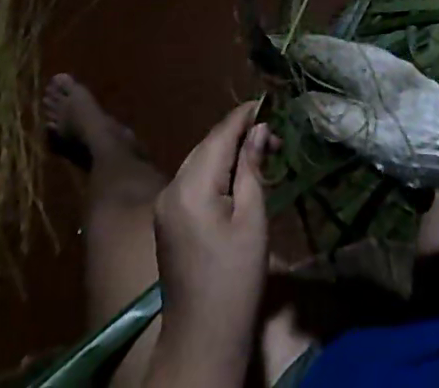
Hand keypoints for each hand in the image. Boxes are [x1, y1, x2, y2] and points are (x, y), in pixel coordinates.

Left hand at [151, 101, 272, 375]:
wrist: (202, 336)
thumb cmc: (236, 278)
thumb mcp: (253, 219)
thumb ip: (252, 169)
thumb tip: (259, 130)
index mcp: (191, 187)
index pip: (219, 136)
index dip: (243, 116)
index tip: (268, 102)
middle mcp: (171, 188)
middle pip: (206, 146)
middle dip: (238, 135)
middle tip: (274, 136)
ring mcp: (165, 205)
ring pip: (199, 162)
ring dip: (227, 152)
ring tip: (261, 152)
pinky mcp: (166, 219)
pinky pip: (192, 180)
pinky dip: (215, 171)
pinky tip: (237, 176)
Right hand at [290, 35, 438, 190]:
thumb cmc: (411, 136)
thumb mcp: (365, 131)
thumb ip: (330, 115)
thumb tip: (299, 102)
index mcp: (362, 63)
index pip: (317, 48)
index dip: (292, 55)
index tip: (268, 65)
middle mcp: (370, 60)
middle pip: (327, 55)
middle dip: (302, 66)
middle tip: (276, 83)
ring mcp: (382, 72)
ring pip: (339, 67)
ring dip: (318, 77)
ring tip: (295, 93)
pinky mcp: (390, 87)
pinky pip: (351, 80)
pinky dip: (334, 87)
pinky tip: (327, 105)